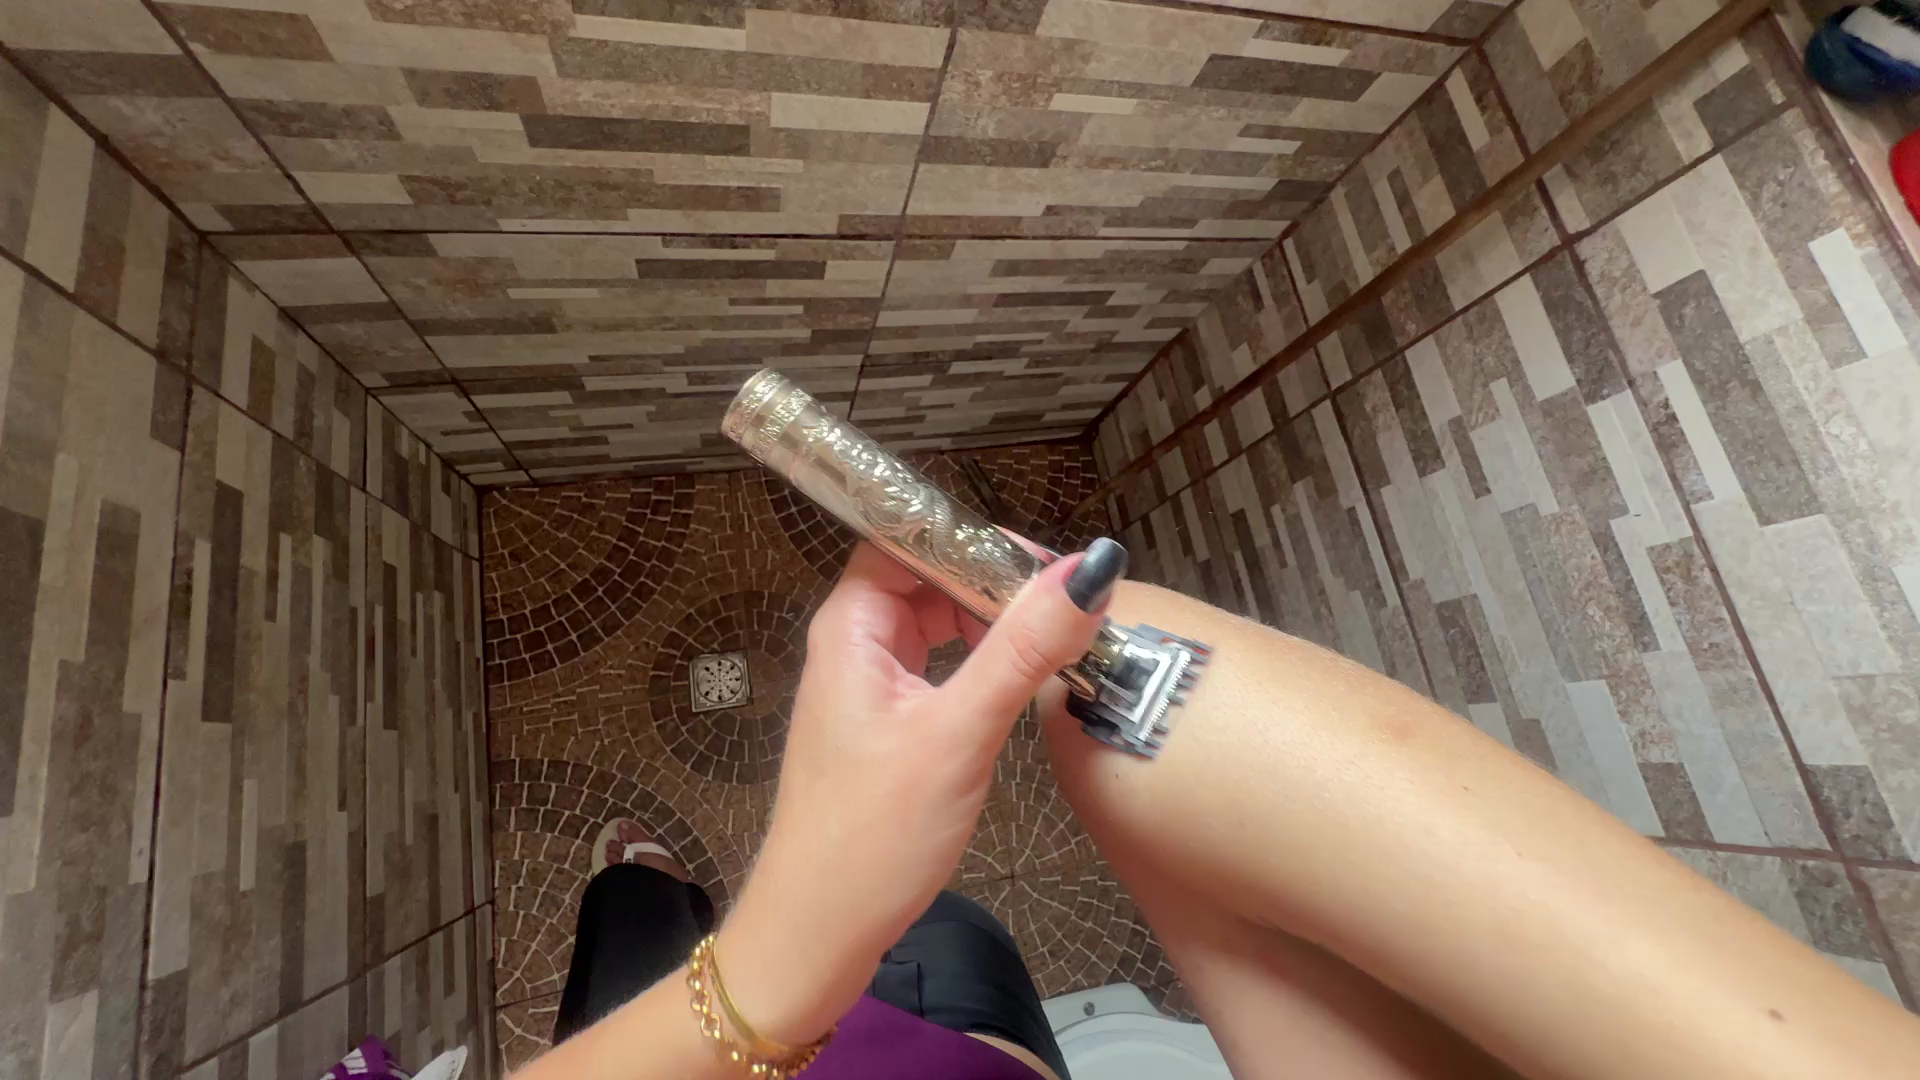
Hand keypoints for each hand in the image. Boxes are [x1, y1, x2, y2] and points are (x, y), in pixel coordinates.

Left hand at [715, 537, 1127, 1044]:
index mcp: (851, 623)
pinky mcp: (889, 716)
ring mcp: (871, 679)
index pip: (908, 539)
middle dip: (993, 581)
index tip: (1041, 563)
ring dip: (992, 621)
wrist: (819, 932)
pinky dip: (981, 658)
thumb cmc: (874, 833)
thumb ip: (1021, 651)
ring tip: (1053, 635)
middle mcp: (855, 639)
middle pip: (928, 576)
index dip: (972, 540)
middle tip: (1063, 603)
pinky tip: (1018, 673)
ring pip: (938, 620)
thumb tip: (1088, 573)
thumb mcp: (956, 734)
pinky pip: (939, 663)